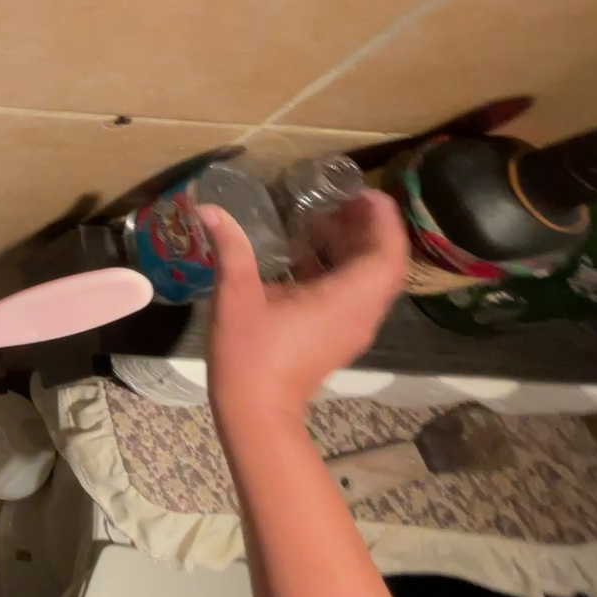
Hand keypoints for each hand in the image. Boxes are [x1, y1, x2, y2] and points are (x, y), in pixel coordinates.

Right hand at [201, 191, 408, 423]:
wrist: (256, 405)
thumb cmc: (250, 348)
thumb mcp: (236, 293)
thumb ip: (230, 247)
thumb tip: (209, 208)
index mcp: (345, 300)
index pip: (386, 255)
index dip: (383, 221)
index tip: (364, 192)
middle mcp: (360, 312)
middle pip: (382, 263)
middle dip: (368, 227)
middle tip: (338, 196)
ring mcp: (351, 325)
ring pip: (369, 278)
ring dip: (353, 246)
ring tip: (321, 217)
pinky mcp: (336, 333)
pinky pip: (352, 292)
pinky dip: (338, 266)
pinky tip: (303, 253)